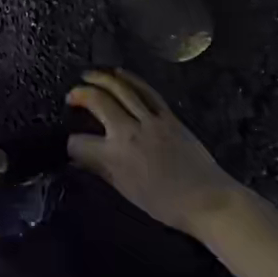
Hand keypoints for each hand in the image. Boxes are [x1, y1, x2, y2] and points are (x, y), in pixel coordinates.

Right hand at [67, 69, 240, 233]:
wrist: (206, 198)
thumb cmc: (165, 203)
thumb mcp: (126, 191)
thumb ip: (101, 169)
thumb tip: (79, 159)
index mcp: (116, 156)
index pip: (80, 143)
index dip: (70, 144)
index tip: (71, 145)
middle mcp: (129, 132)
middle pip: (98, 102)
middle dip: (80, 95)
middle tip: (71, 96)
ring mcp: (150, 120)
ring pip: (121, 89)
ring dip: (101, 78)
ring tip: (88, 75)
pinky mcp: (168, 115)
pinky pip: (146, 91)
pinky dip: (130, 79)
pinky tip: (119, 73)